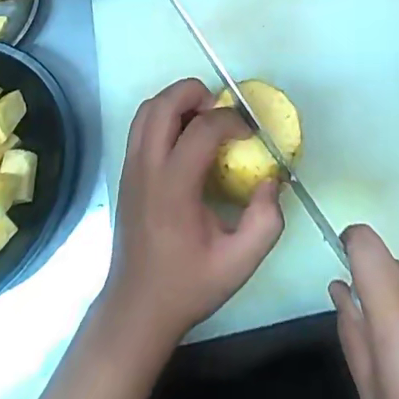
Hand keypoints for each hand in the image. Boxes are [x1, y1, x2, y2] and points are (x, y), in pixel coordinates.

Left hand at [103, 78, 284, 342]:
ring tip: (203, 120)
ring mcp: (131, 166)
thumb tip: (272, 181)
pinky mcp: (125, 171)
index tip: (250, 133)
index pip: (201, 129)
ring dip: (176, 101)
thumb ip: (265, 222)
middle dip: (195, 94)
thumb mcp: (239, 263)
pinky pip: (140, 126)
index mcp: (173, 187)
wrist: (138, 305)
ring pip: (147, 109)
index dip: (231, 120)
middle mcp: (146, 167)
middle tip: (222, 111)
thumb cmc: (188, 284)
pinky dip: (162, 116)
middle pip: (164, 104)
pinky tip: (184, 139)